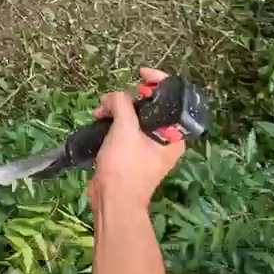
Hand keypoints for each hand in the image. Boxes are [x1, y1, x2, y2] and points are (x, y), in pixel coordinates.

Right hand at [90, 67, 185, 214]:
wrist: (114, 198)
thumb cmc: (125, 164)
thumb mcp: (124, 128)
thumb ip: (122, 104)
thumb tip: (115, 98)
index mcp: (174, 135)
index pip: (173, 98)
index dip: (159, 81)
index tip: (140, 74)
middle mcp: (166, 139)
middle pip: (152, 106)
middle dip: (130, 98)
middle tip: (115, 98)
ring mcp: (150, 147)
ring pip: (137, 117)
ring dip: (118, 109)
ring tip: (101, 112)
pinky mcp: (134, 153)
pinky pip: (127, 129)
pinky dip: (115, 121)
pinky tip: (100, 121)